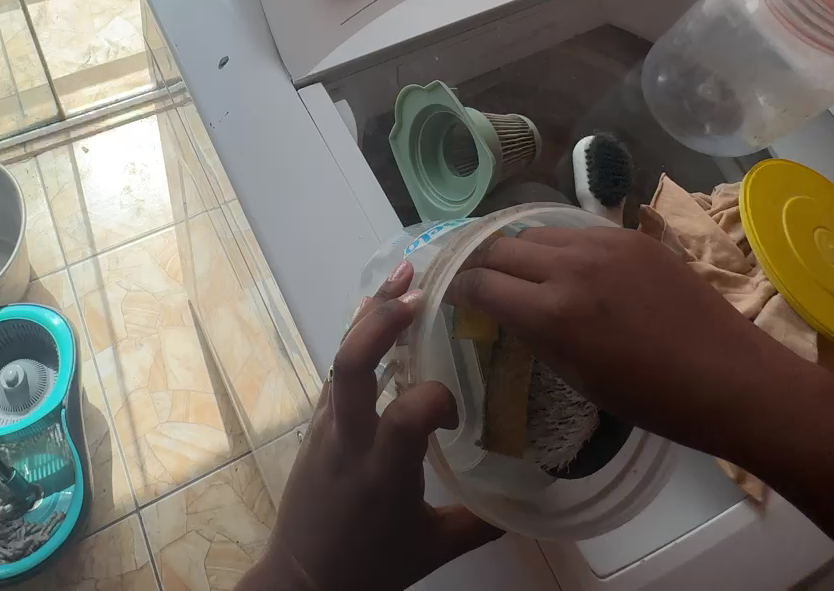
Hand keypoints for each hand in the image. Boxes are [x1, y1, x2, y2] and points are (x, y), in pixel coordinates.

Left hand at [242, 261, 502, 590]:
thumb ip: (479, 523)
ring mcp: (325, 425)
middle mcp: (348, 440)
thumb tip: (532, 502)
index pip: (405, 418)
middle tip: (419, 290)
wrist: (301, 582)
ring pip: (341, 357)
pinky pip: (338, 368)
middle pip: (351, 367)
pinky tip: (379, 309)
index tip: (456, 412)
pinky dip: (360, 334)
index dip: (435, 401)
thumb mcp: (432, 550)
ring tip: (404, 274)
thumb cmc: (371, 567)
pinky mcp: (315, 419)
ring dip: (371, 313)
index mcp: (382, 475)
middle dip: (381, 322)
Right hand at [445, 216, 824, 463]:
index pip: (480, 284)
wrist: (733, 379)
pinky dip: (558, 245)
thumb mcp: (578, 377)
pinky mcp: (629, 235)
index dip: (459, 289)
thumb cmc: (653, 399)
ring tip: (522, 269)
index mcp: (552, 314)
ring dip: (518, 250)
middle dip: (480, 263)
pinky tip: (567, 264)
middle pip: (498, 247)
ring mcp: (601, 244)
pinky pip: (574, 230)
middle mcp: (568, 267)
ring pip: (534, 231)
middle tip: (480, 279)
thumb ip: (532, 334)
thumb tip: (502, 311)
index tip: (455, 296)